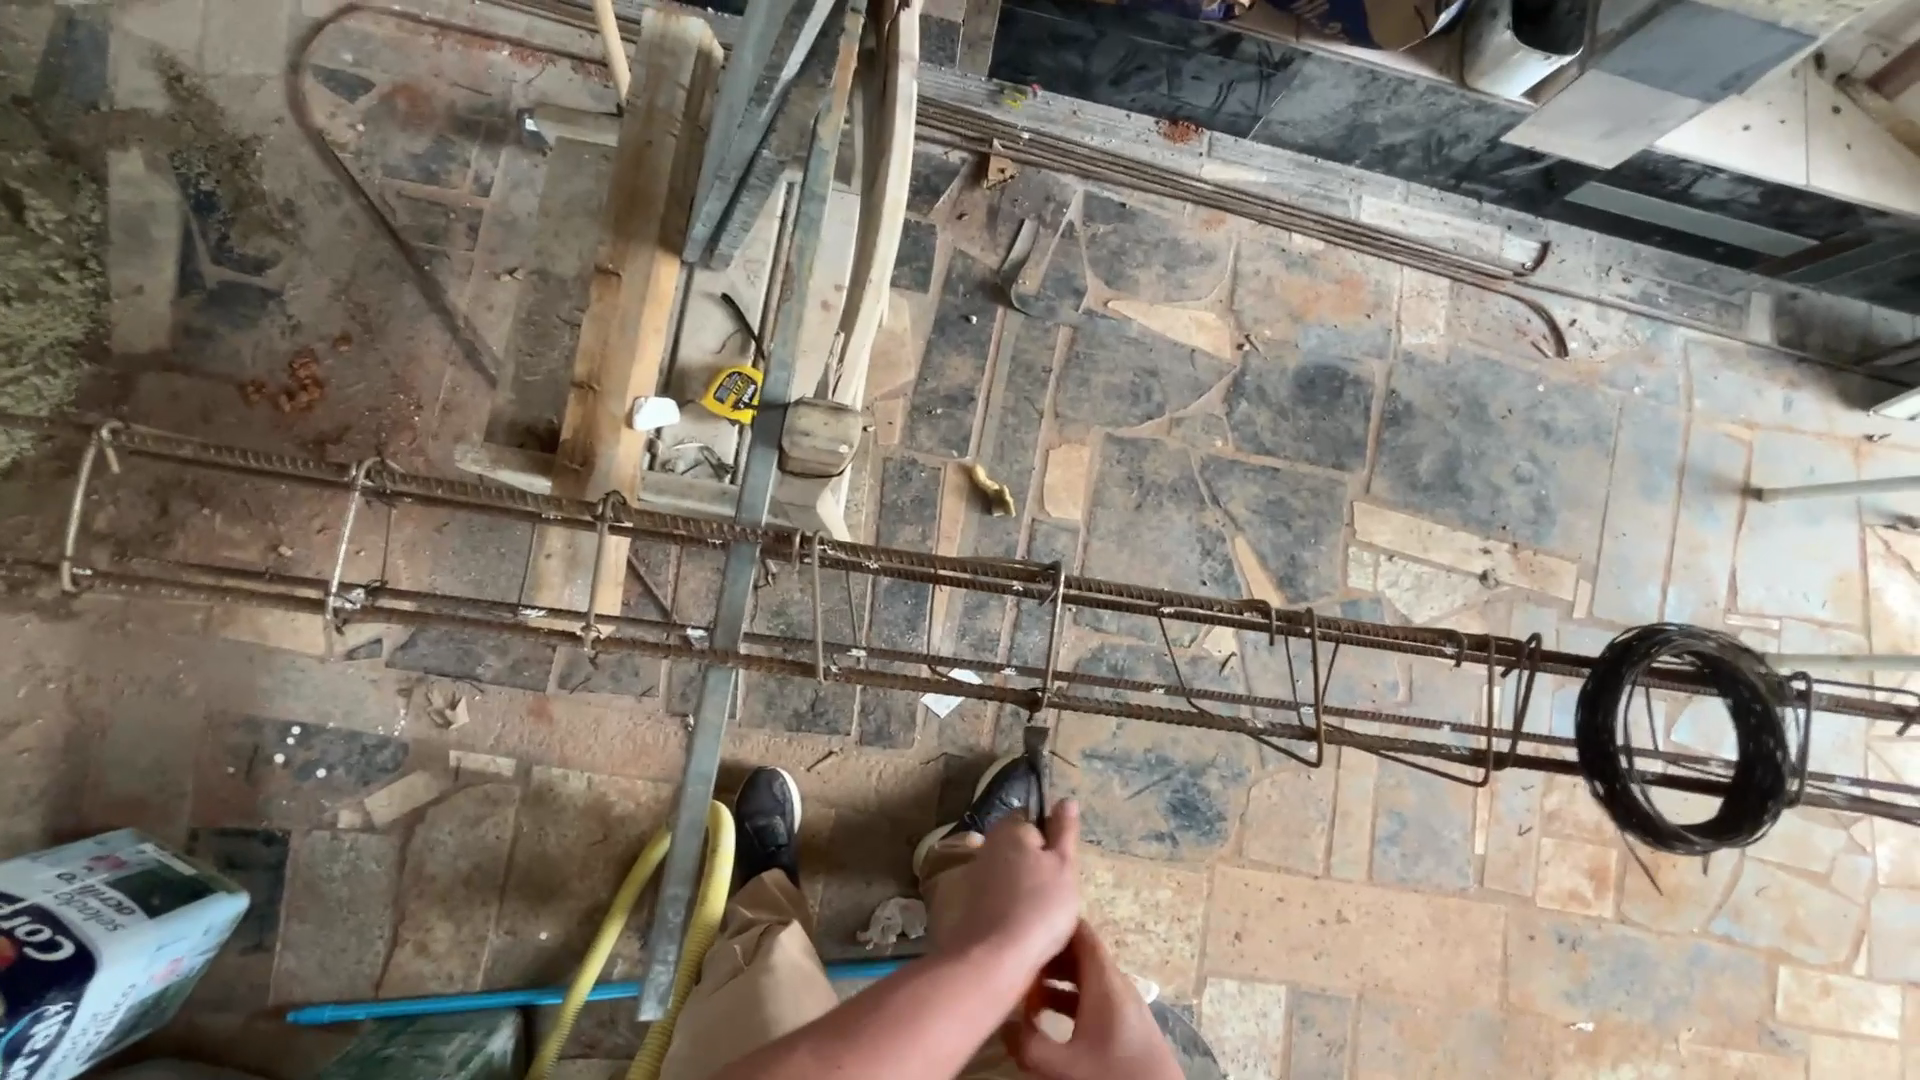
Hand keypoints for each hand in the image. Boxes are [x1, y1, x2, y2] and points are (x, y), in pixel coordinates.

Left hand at [939, 799, 1080, 974]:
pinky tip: (1023, 932)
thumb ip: (1064, 831)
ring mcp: (974, 877)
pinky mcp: (969, 907)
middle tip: (1058, 895)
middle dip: (1038, 868)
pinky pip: (999, 902)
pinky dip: (1011, 912)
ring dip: (1025, 893)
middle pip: (1021, 851)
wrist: (994, 959)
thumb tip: (1066, 799)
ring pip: (1011, 878)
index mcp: (1008, 829)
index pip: (1032, 821)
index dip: (1050, 842)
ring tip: (1043, 920)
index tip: (1061, 868)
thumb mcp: (1064, 866)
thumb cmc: (1039, 907)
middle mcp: (986, 846)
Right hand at [1005, 922, 1182, 1079]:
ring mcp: (1123, 1002)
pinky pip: (1093, 995)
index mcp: (1104, 979)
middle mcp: (1115, 982)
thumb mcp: (1064, 1066)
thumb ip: (1028, 1044)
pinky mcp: (1126, 1022)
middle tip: (1016, 962)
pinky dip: (1069, 997)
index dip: (1052, 923)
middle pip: (1079, 951)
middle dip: (1047, 954)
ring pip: (1085, 976)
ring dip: (1056, 979)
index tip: (1023, 927)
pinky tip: (1049, 1018)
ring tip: (1026, 991)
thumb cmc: (1113, 1075)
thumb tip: (1003, 1025)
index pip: (1079, 929)